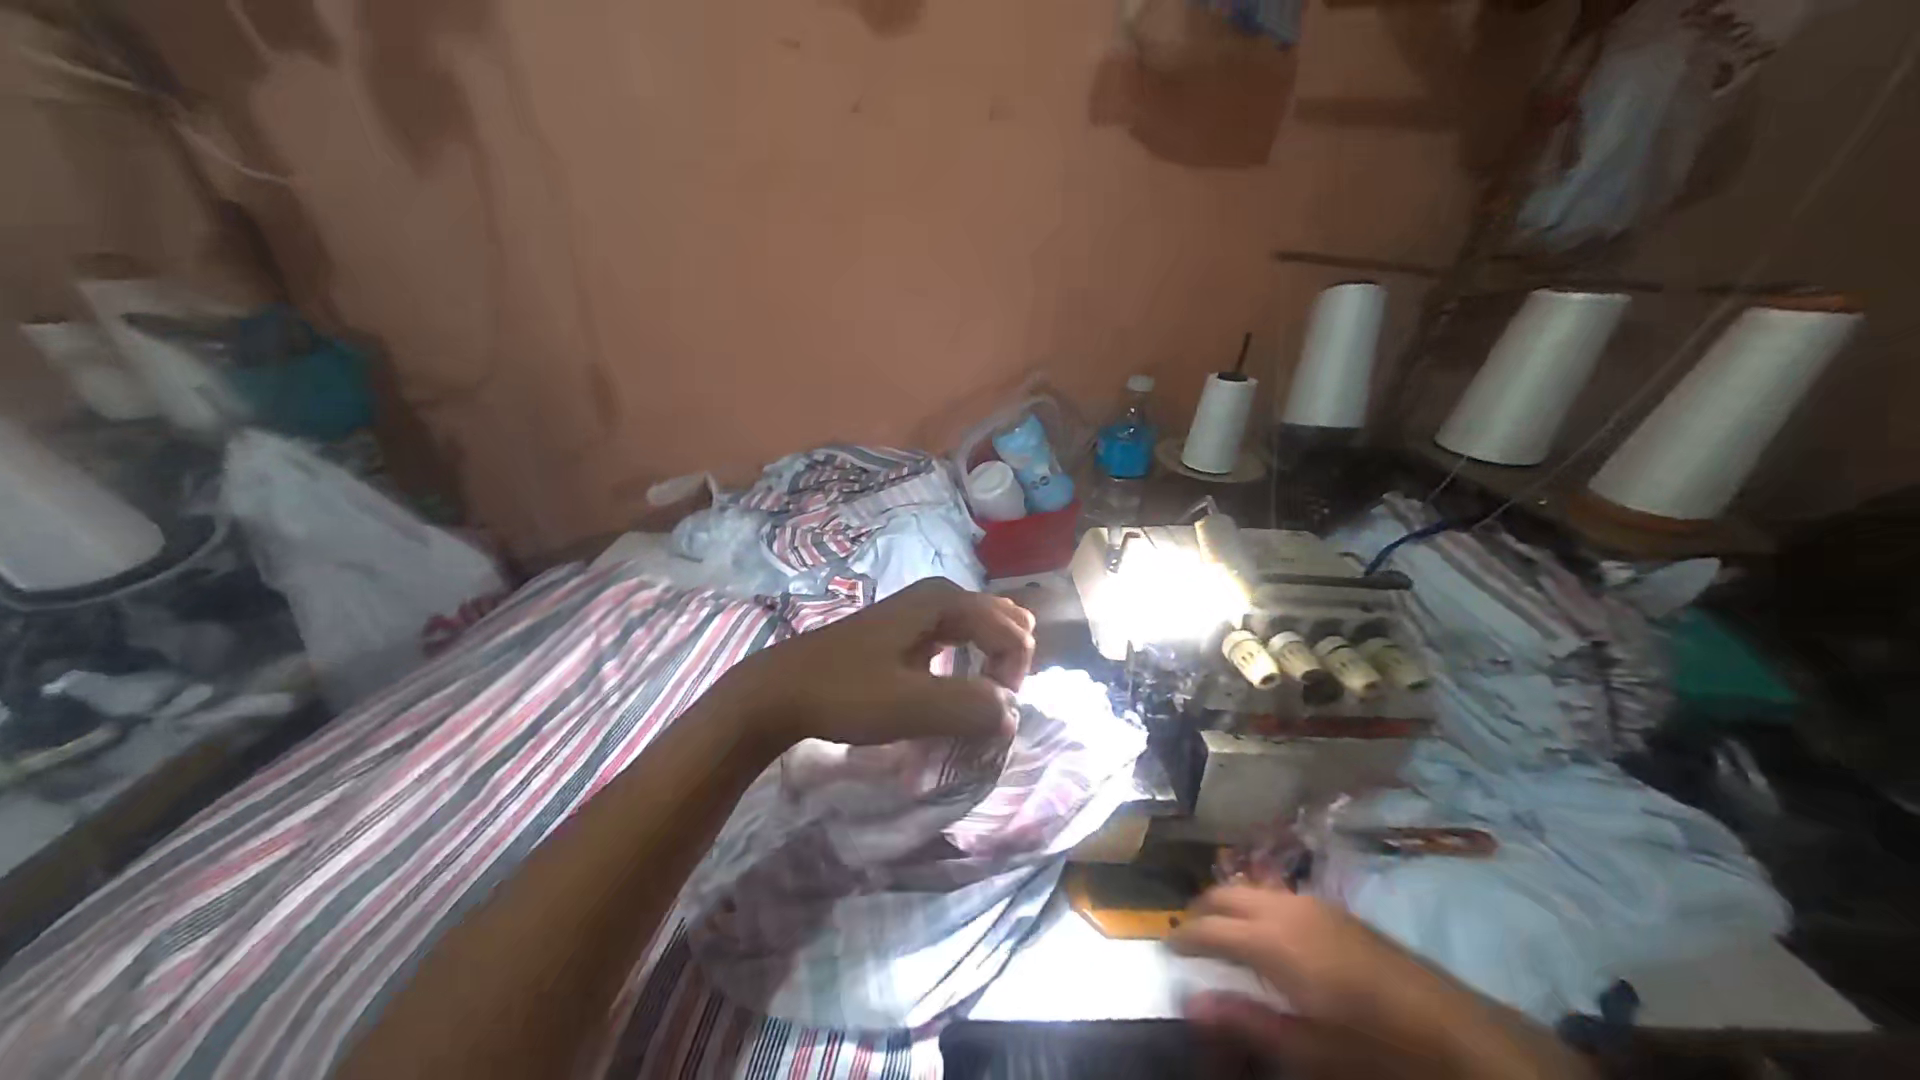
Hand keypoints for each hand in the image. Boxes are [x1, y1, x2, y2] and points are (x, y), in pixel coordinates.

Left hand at [712, 577, 1035, 748]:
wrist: (782, 691)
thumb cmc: (847, 694)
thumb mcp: (912, 706)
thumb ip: (971, 708)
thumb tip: (1011, 714)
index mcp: (947, 600)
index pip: (1014, 634)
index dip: (1012, 678)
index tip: (987, 717)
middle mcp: (940, 595)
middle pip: (1005, 625)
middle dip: (1006, 667)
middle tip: (984, 709)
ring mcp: (922, 609)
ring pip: (983, 632)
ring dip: (989, 668)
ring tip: (973, 707)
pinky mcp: (908, 629)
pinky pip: (959, 641)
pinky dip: (968, 666)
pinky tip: (951, 691)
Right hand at [1171, 887, 1594, 1079]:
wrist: (1458, 1031)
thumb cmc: (1375, 1045)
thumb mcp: (1309, 1048)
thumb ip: (1246, 1021)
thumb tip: (1190, 1003)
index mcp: (1274, 940)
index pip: (1209, 928)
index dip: (1183, 937)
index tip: (1165, 948)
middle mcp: (1287, 909)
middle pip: (1225, 895)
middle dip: (1199, 911)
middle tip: (1186, 936)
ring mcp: (1314, 904)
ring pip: (1251, 889)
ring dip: (1228, 904)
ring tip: (1221, 933)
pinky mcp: (1335, 909)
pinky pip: (1276, 895)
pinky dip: (1255, 905)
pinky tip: (1266, 933)